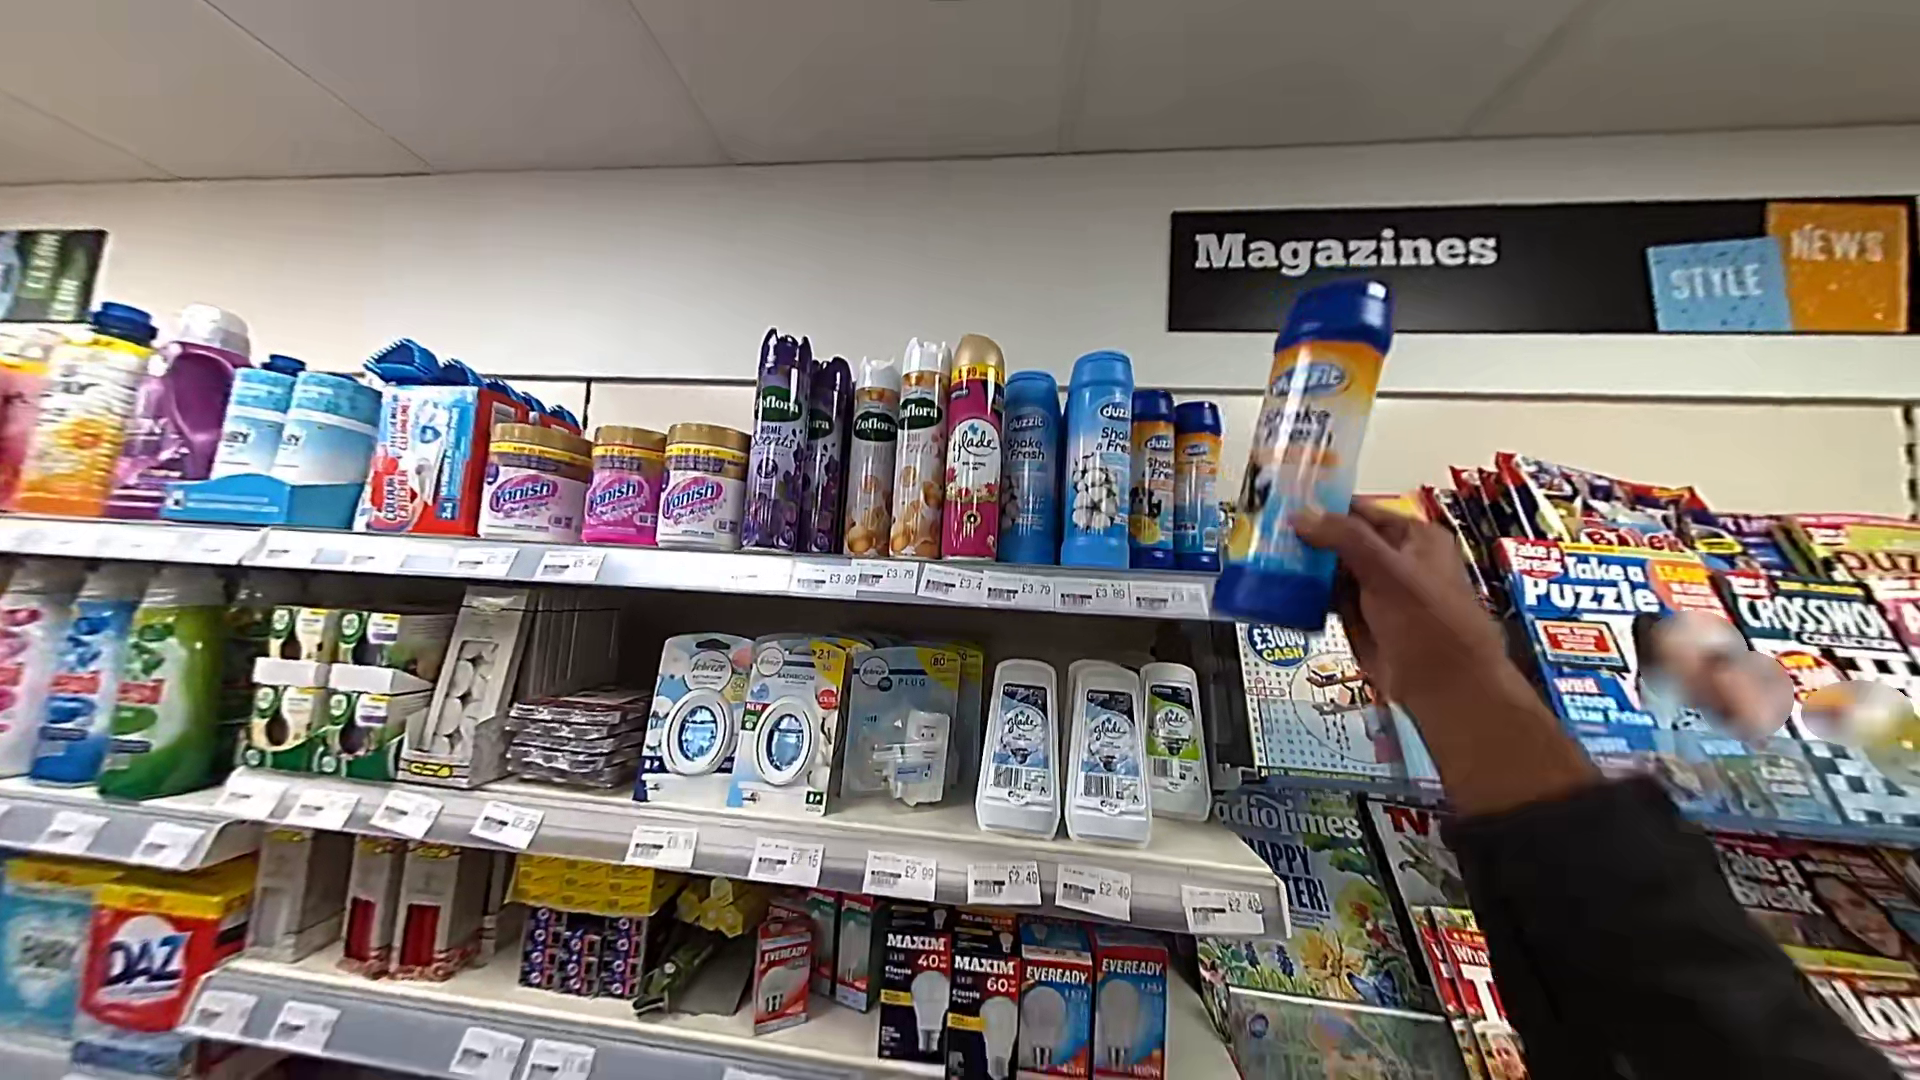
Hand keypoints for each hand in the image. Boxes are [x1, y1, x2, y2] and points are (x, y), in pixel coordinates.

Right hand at [1292, 500, 1598, 814]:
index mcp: (1412, 538)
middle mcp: (1391, 559)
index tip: (1281, 505)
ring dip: (1298, 565)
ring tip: (1258, 557)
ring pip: (1327, 568)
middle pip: (1339, 538)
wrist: (1443, 689)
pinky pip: (1323, 596)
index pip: (1359, 510)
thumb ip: (1345, 538)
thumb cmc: (1428, 623)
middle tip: (1261, 533)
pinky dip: (1301, 592)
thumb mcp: (1388, 572)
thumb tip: (1299, 514)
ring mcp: (1372, 589)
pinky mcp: (1356, 616)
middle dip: (1303, 537)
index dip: (1323, 506)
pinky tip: (1273, 586)